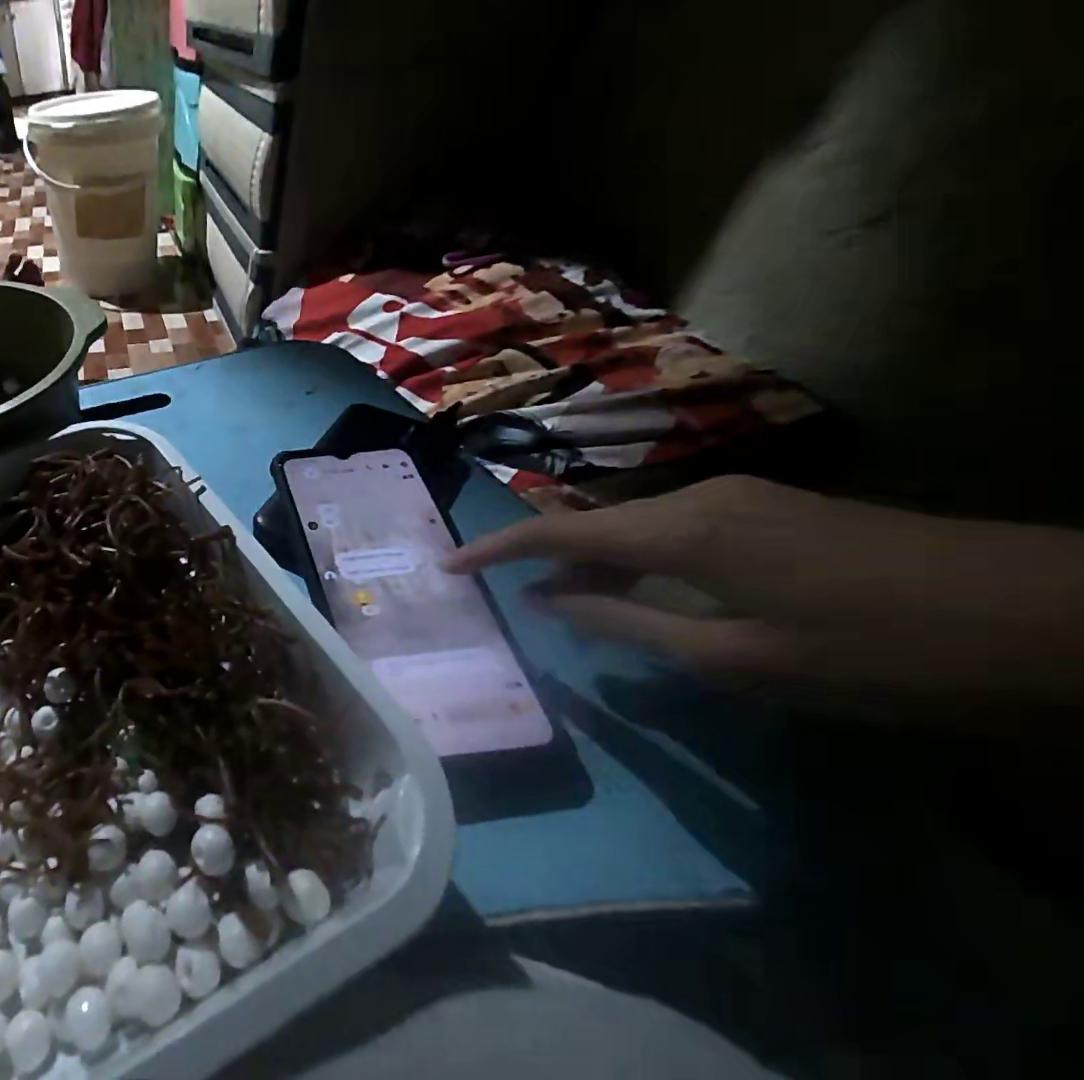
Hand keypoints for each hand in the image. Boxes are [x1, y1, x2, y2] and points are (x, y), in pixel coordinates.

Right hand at [448, 476, 1083, 710]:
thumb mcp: (735, 658)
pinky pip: (674, 530)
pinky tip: (642, 595)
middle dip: (544, 561)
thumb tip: (548, 602)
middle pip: (593, 524)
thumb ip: (625, 624)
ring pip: (634, 527)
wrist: (1059, 618)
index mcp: (684, 531)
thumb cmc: (877, 651)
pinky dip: (640, 562)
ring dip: (595, 565)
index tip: (445, 566)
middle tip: (512, 603)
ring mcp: (740, 498)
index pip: (557, 533)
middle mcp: (699, 498)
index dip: (494, 550)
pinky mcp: (771, 510)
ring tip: (570, 607)